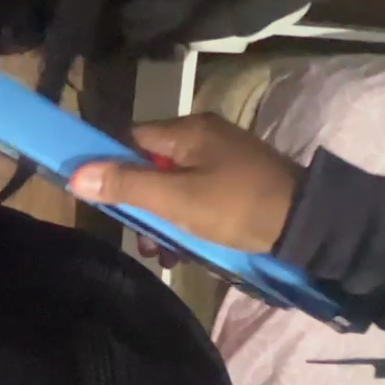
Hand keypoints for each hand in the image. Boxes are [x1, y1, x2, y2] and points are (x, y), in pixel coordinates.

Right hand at [67, 114, 300, 253]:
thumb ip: (127, 185)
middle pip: (150, 164)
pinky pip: (196, 193)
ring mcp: (222, 157)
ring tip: (164, 254)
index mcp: (187, 131)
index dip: (112, 166)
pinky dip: (187, 218)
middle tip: (143, 239)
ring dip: (163, 218)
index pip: (130, 139)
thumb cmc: (237, 206)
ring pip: (173, 183)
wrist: (309, 225)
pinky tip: (187, 249)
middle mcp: (203, 135)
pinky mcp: (237, 179)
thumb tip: (76, 175)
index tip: (105, 199)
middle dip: (140, 203)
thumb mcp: (177, 200)